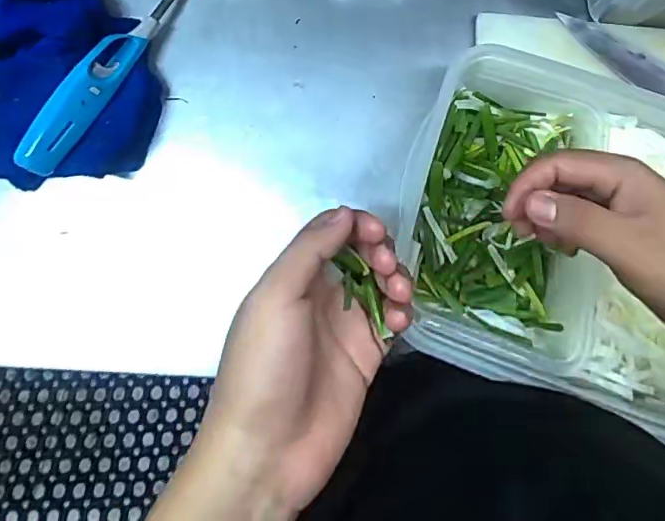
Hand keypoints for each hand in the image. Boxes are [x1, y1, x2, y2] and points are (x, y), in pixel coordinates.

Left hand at [154, 207, 412, 520]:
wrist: (266, 452)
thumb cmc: (263, 365)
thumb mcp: (276, 296)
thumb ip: (310, 249)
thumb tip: (344, 212)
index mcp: (294, 276)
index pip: (330, 234)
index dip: (355, 225)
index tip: (376, 231)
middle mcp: (320, 295)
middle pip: (359, 254)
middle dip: (379, 249)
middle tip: (386, 264)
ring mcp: (344, 327)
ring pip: (380, 284)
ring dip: (395, 278)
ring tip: (400, 293)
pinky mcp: (365, 357)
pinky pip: (391, 321)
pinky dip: (402, 312)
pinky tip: (401, 320)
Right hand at [502, 149, 664, 338]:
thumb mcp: (625, 245)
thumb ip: (576, 219)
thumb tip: (529, 201)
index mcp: (621, 172)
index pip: (560, 163)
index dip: (528, 183)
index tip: (508, 215)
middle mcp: (620, 181)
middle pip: (563, 176)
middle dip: (534, 197)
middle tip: (516, 229)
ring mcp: (624, 205)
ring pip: (571, 197)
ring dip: (546, 212)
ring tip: (532, 239)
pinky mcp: (626, 229)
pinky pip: (584, 217)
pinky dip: (564, 227)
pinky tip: (560, 247)